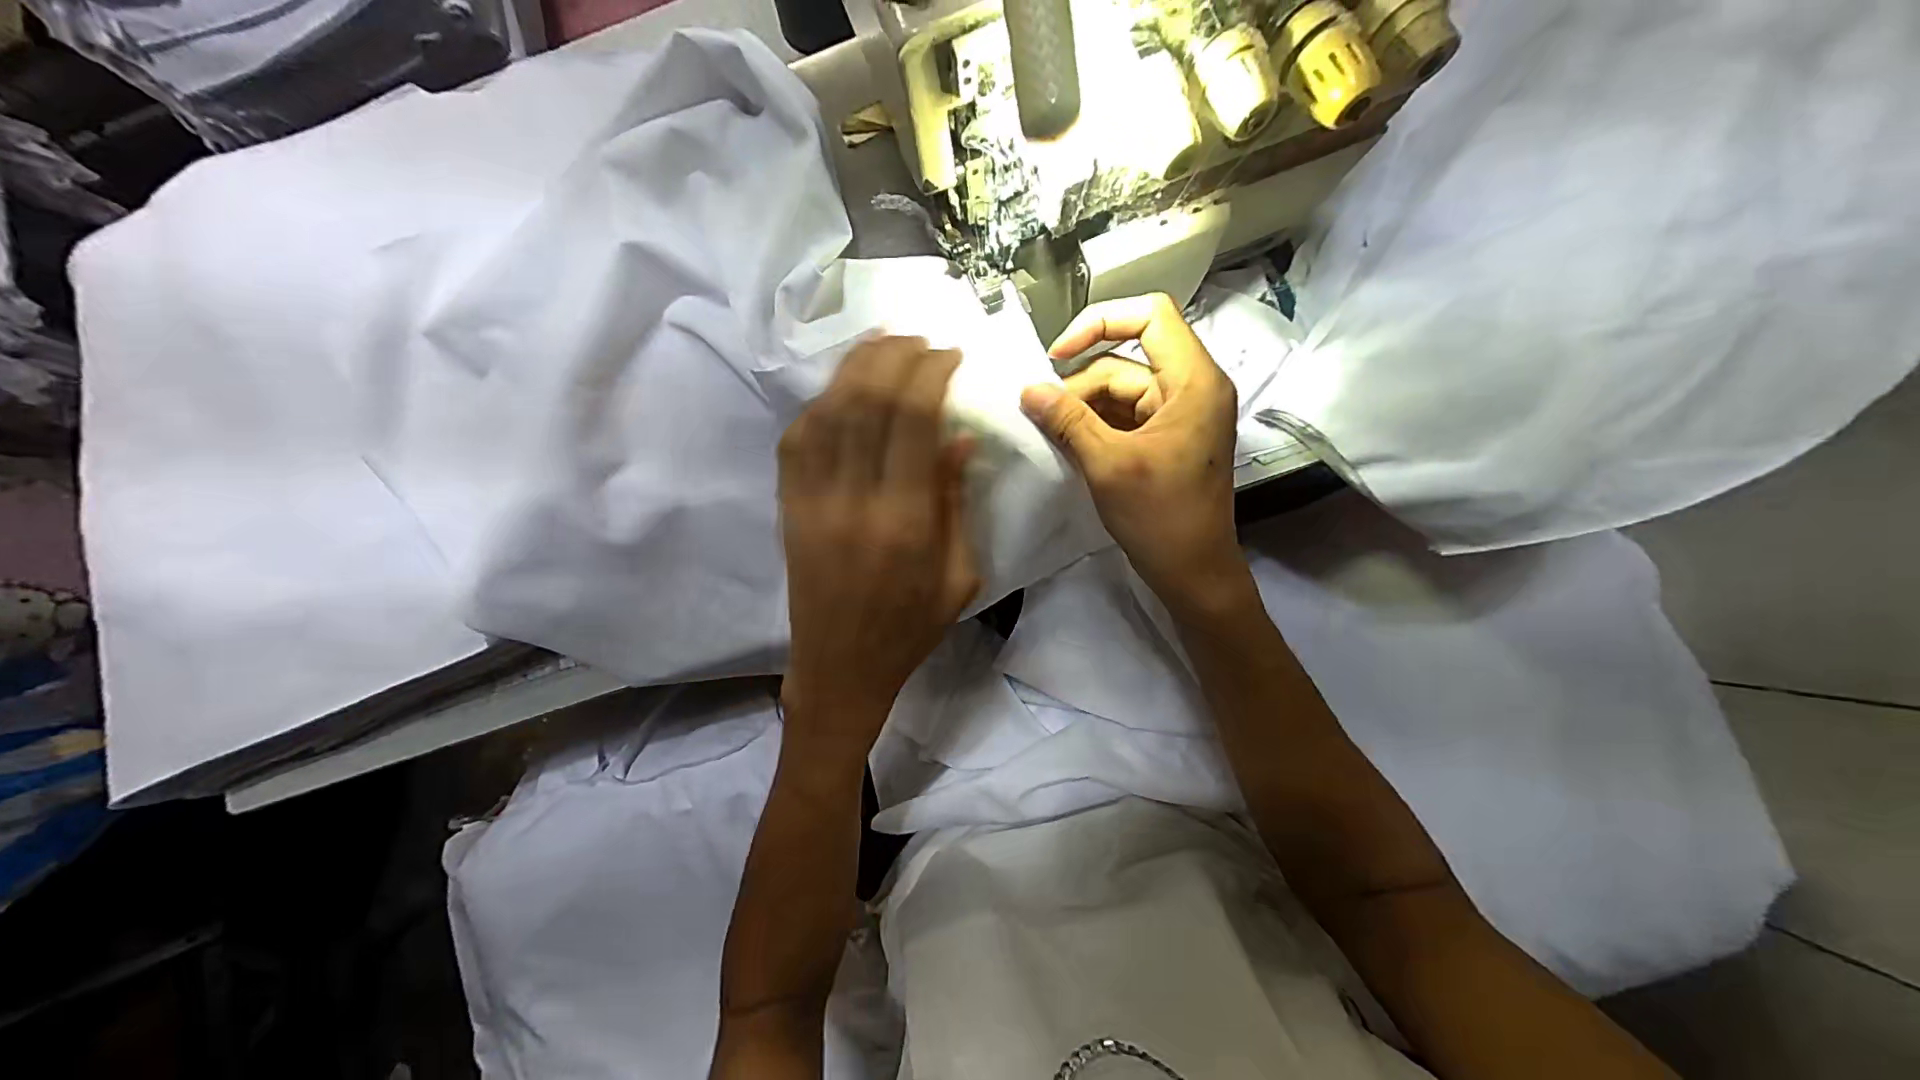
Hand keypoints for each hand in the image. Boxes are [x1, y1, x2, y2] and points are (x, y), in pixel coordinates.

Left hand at [778, 336, 978, 749]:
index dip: (931, 374)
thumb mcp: (958, 575)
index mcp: (905, 522)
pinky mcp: (788, 507)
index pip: (914, 420)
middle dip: (894, 356)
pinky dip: (821, 404)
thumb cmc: (910, 629)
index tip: (949, 355)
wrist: (840, 667)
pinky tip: (842, 389)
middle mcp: (853, 502)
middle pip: (867, 402)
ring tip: (882, 344)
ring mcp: (811, 502)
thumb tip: (959, 439)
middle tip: (918, 339)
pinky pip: (797, 440)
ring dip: (855, 368)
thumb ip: (956, 502)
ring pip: (827, 412)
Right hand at [1021, 293, 1248, 612]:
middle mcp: (1193, 388)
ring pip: (1123, 390)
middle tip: (1044, 416)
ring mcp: (1182, 415)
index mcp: (1194, 381)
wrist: (1195, 573)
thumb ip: (1067, 420)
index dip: (1100, 321)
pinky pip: (1128, 416)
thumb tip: (1028, 390)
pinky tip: (1070, 443)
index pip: (1151, 315)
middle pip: (1128, 360)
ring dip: (1085, 408)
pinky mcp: (1170, 439)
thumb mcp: (1108, 464)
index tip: (1059, 354)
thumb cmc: (1161, 518)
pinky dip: (1098, 425)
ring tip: (1053, 433)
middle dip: (1081, 384)